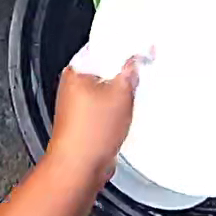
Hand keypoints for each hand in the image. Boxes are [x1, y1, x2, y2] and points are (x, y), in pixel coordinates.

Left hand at [49, 59, 142, 178]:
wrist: (80, 168)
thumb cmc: (89, 133)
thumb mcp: (122, 93)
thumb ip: (131, 71)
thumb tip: (137, 60)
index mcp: (76, 70)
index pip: (103, 47)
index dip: (124, 47)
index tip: (142, 50)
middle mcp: (73, 85)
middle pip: (106, 68)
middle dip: (124, 72)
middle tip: (139, 75)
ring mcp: (78, 104)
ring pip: (107, 88)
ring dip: (121, 91)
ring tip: (130, 98)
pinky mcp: (86, 120)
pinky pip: (106, 106)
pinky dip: (117, 107)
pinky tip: (125, 114)